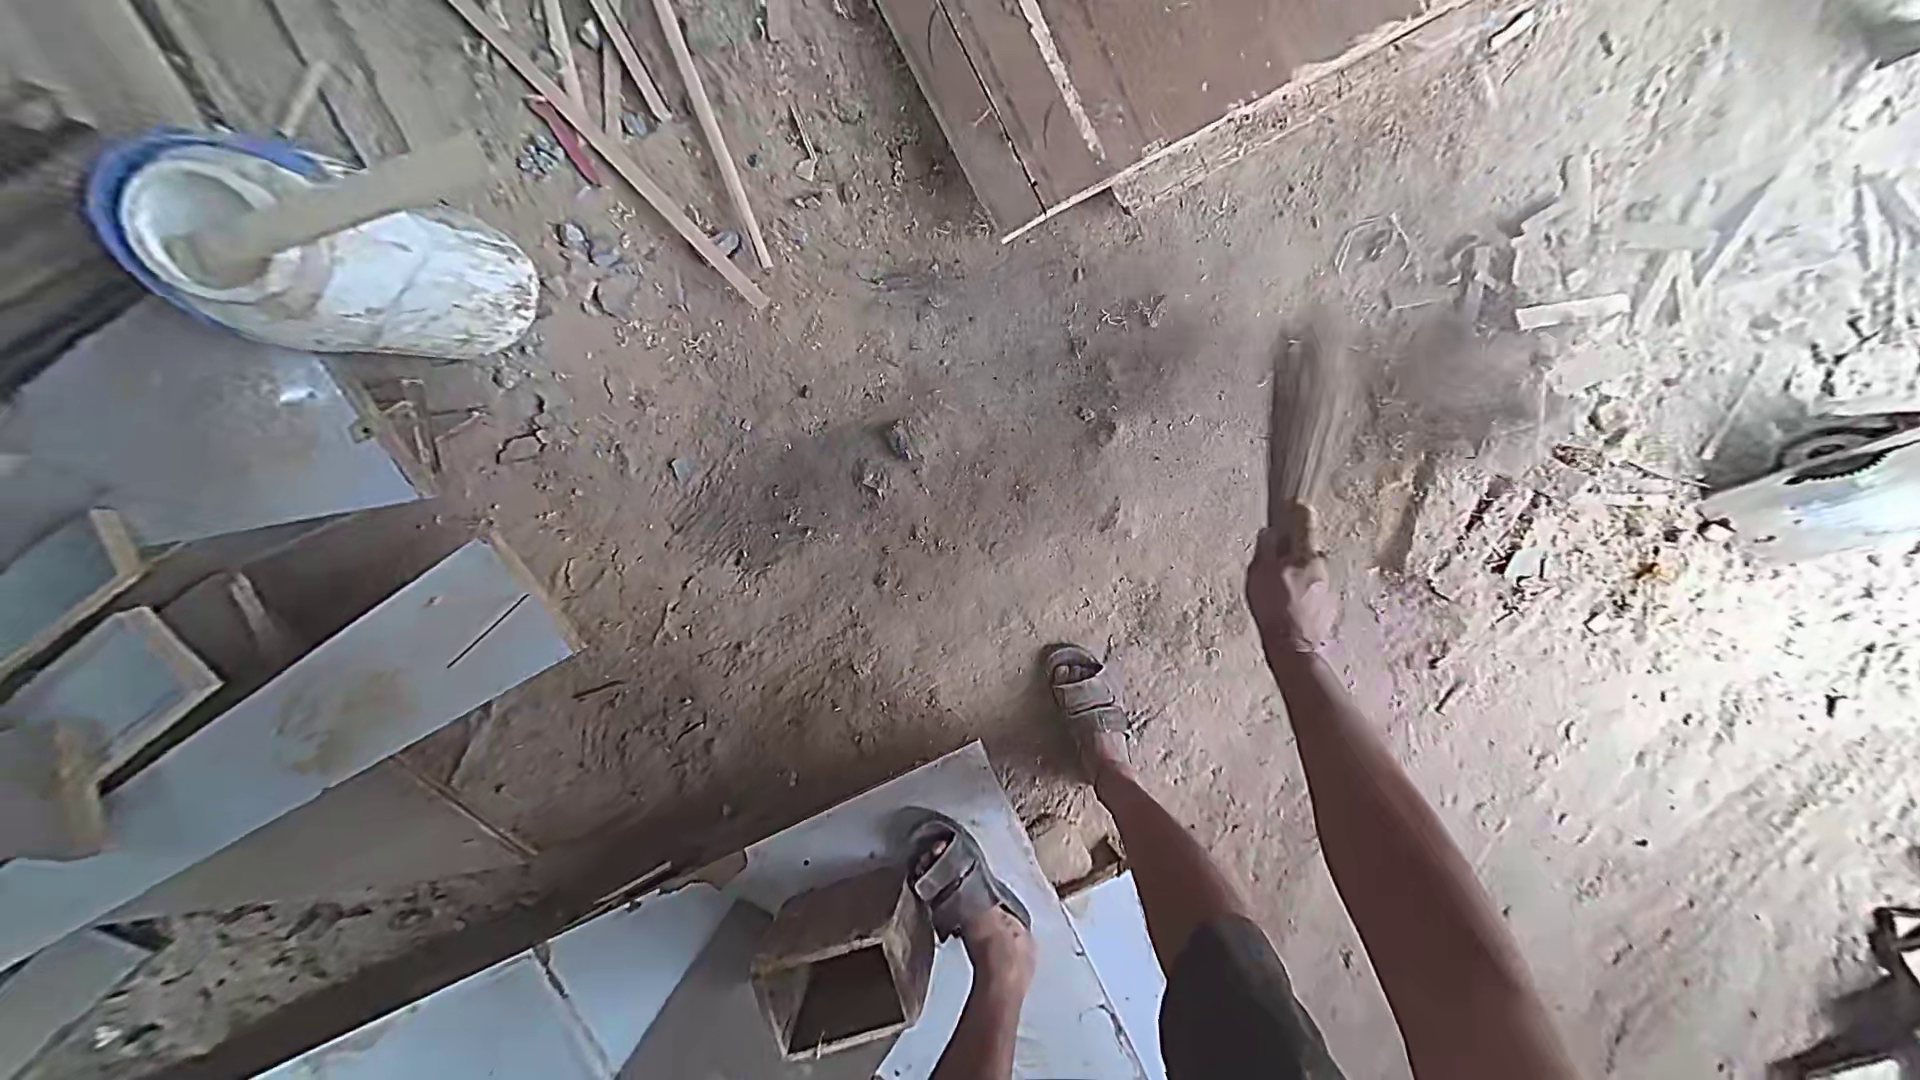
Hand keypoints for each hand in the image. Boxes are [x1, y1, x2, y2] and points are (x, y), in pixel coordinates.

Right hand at [1246, 502, 1335, 652]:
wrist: (1293, 644)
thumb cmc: (1273, 608)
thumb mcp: (1259, 574)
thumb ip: (1266, 549)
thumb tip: (1271, 534)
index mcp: (1304, 555)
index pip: (1305, 522)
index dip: (1297, 510)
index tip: (1293, 504)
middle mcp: (1321, 567)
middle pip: (1306, 549)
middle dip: (1292, 552)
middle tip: (1272, 566)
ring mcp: (1327, 586)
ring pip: (1310, 571)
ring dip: (1296, 575)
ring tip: (1278, 592)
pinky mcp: (1328, 605)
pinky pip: (1313, 590)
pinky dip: (1302, 593)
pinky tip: (1288, 605)